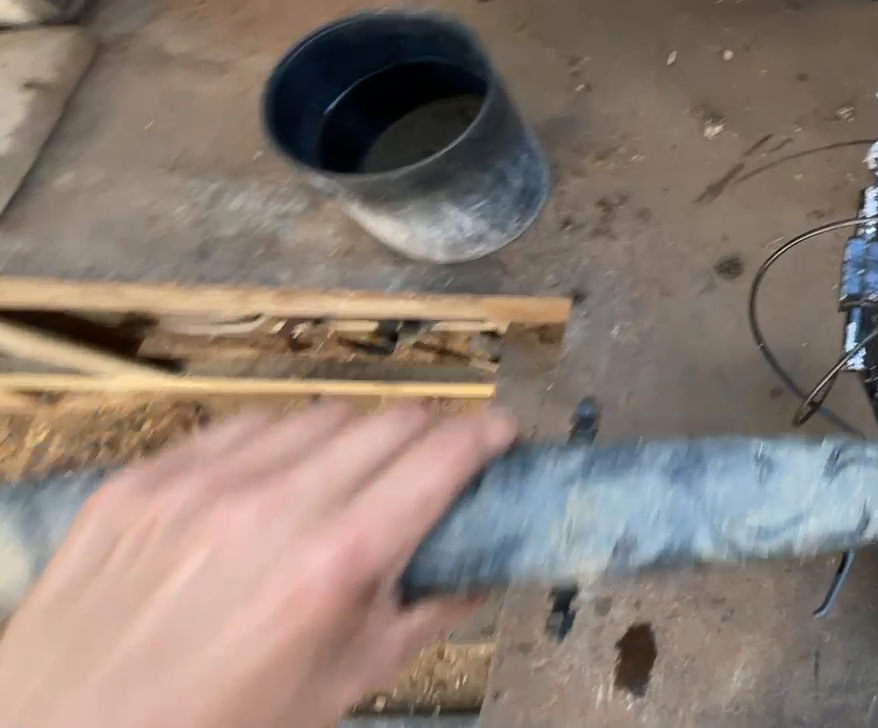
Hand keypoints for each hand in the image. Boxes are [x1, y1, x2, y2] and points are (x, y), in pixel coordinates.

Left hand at [0, 402, 515, 727]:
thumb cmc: (223, 726)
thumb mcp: (349, 679)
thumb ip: (436, 610)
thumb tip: (492, 563)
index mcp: (339, 560)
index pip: (448, 451)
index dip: (492, 432)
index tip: (503, 436)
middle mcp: (277, 506)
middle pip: (399, 418)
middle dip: (435, 431)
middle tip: (435, 460)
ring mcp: (202, 486)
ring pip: (330, 412)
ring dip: (362, 433)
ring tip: (352, 471)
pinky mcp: (142, 481)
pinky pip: (249, 424)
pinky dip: (286, 440)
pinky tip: (276, 477)